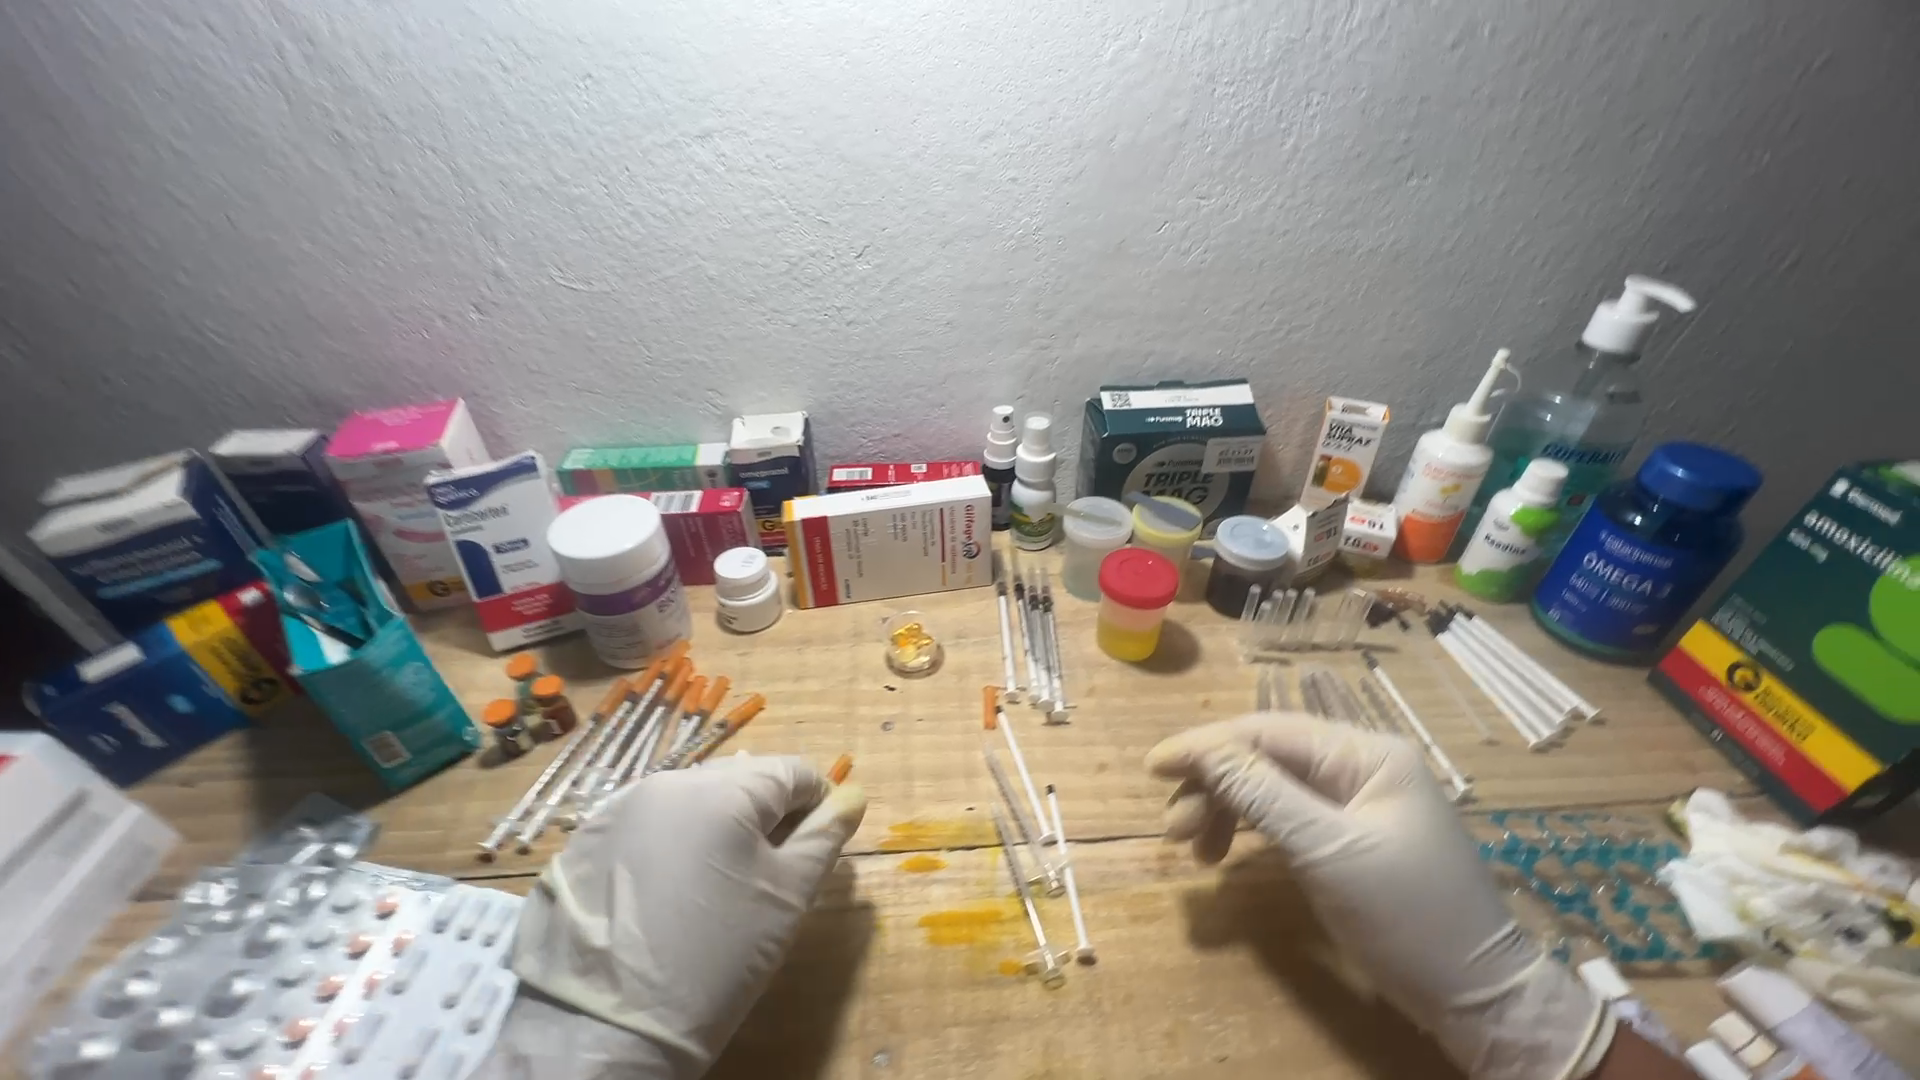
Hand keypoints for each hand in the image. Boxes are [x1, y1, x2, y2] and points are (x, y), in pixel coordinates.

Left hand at [475, 755, 866, 1079]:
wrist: (602, 1033)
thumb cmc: (716, 960)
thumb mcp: (788, 896)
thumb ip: (826, 836)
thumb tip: (853, 795)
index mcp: (724, 789)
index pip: (792, 771)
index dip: (816, 804)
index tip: (814, 849)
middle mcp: (670, 781)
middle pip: (742, 778)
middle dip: (766, 814)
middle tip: (768, 873)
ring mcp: (622, 807)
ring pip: (695, 797)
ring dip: (719, 825)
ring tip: (717, 884)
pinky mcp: (588, 839)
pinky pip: (651, 820)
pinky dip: (673, 841)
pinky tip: (670, 892)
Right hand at [1147, 713, 1610, 1079]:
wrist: (1482, 1001)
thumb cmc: (1408, 919)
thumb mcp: (1328, 853)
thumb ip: (1260, 793)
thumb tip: (1198, 751)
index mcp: (1366, 753)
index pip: (1267, 732)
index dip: (1205, 746)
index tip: (1153, 767)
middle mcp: (1359, 763)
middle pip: (1264, 756)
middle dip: (1212, 786)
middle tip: (1173, 830)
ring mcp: (1355, 798)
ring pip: (1268, 784)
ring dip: (1224, 809)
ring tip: (1193, 849)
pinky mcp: (1347, 832)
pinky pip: (1283, 813)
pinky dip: (1248, 828)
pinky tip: (1224, 849)